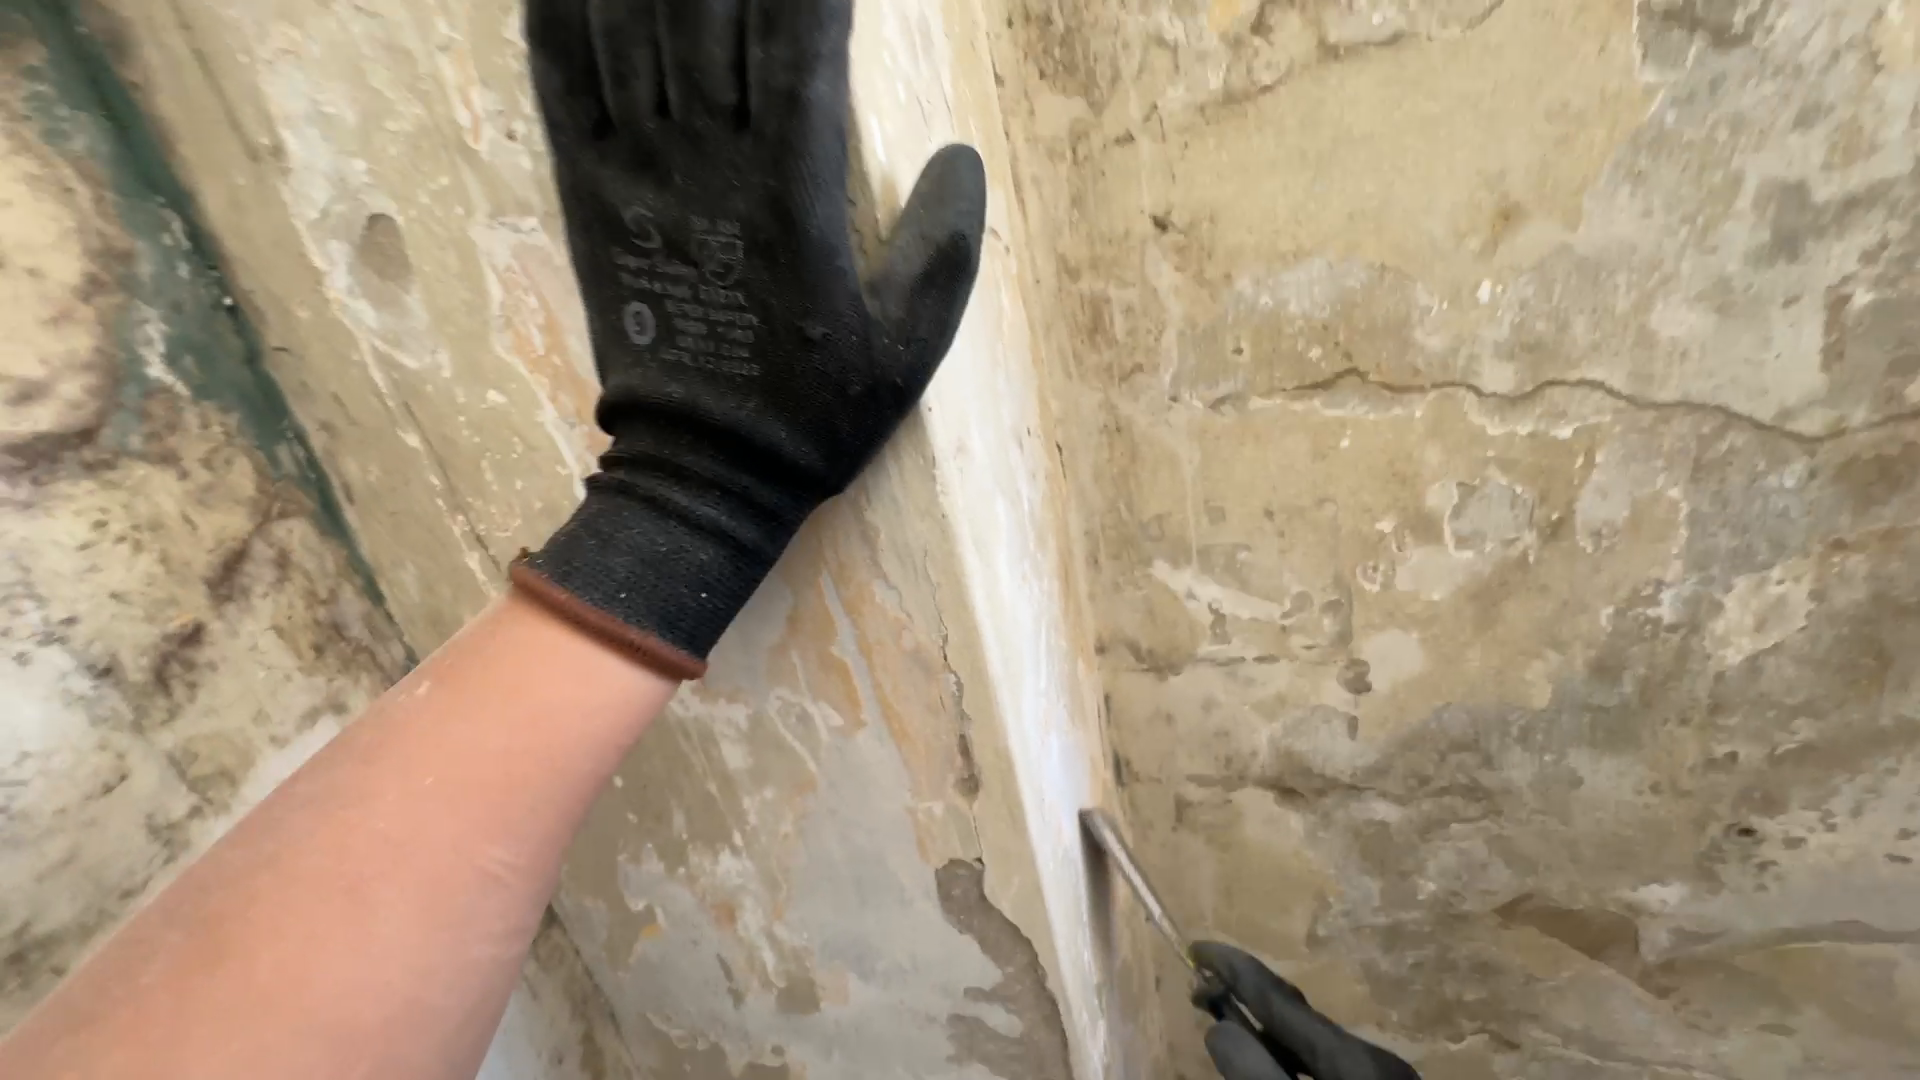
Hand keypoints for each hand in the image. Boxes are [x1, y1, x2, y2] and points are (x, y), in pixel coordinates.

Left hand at [516, 0, 987, 677]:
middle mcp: (709, 163)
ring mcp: (638, 173)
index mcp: (795, 196)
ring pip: (630, 17)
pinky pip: (560, 73)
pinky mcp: (588, 195)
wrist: (709, 473)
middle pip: (710, 3)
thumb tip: (961, 156)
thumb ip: (945, 250)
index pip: (802, 38)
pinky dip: (560, 0)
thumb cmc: (816, 415)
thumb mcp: (911, 353)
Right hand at [1192, 942, 1421, 1079]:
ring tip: (1228, 1031)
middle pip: (1296, 1016)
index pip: (1278, 997)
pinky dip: (1290, 1066)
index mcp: (1350, 1060)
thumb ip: (1258, 1078)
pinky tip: (1273, 1074)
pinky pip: (1326, 1071)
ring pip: (1311, 1046)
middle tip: (1199, 993)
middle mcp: (1369, 1063)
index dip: (1233, 967)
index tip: (1195, 947)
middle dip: (1246, 998)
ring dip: (1266, 1034)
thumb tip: (1218, 1028)